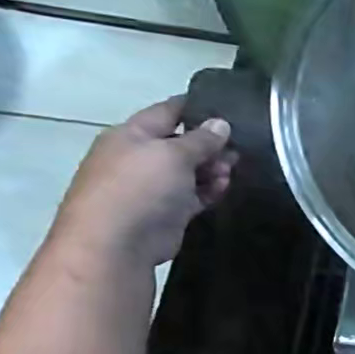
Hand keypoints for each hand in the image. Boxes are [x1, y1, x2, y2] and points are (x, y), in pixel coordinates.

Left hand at [55, 96, 237, 265]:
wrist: (115, 246)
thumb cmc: (139, 188)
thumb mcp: (173, 154)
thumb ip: (201, 139)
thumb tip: (221, 124)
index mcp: (132, 134)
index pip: (167, 110)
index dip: (196, 106)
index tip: (228, 107)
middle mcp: (140, 158)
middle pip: (181, 143)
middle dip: (210, 144)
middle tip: (239, 147)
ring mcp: (152, 189)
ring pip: (188, 172)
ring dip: (211, 169)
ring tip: (231, 170)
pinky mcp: (165, 216)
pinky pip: (191, 197)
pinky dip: (208, 191)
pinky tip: (223, 188)